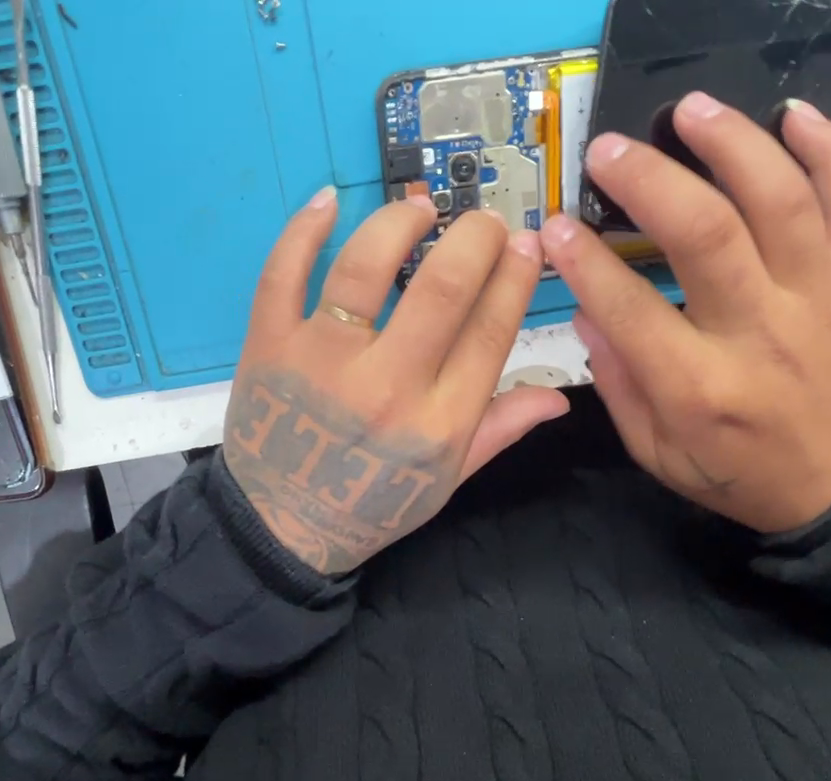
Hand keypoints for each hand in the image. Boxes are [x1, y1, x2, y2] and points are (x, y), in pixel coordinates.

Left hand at [223, 188, 569, 573]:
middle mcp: (387, 385)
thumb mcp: (446, 481)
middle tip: (482, 222)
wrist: (283, 529)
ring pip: (367, 265)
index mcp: (439, 421)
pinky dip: (304, 231)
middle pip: (443, 286)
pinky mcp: (270, 346)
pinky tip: (328, 200)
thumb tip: (561, 396)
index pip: (491, 329)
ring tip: (420, 208)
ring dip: (400, 221)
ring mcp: (323, 360)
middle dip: (475, 238)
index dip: (515, 276)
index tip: (524, 245)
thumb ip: (500, 430)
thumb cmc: (373, 505)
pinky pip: (283, 274)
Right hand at [542, 94, 830, 532]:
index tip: (555, 228)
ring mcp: (817, 299)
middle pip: (706, 233)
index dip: (585, 263)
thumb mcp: (660, 456)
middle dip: (649, 181)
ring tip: (688, 110)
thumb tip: (587, 314)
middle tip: (608, 151)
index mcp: (700, 389)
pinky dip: (830, 149)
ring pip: (780, 200)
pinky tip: (792, 115)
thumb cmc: (741, 474)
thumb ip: (620, 388)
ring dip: (732, 143)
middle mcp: (760, 334)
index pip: (630, 310)